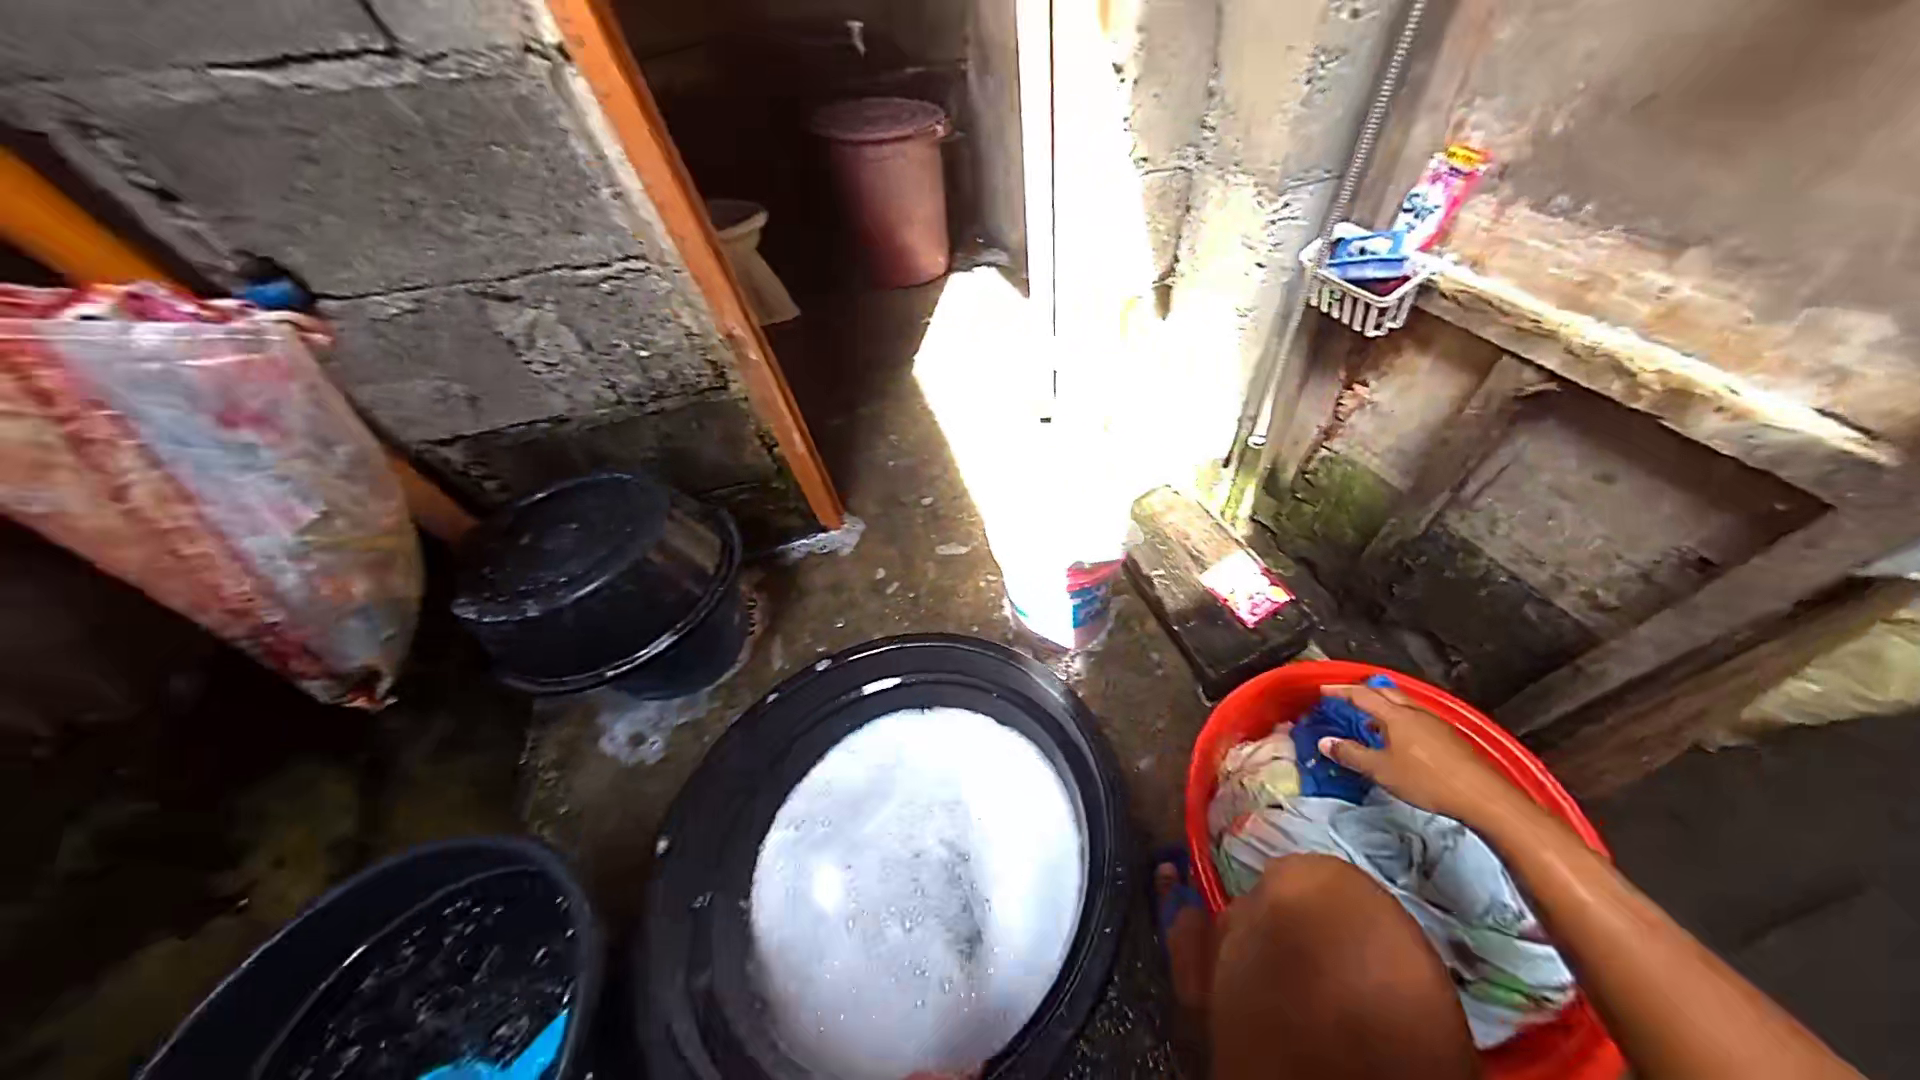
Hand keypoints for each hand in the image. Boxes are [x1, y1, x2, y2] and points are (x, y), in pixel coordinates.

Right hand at [1315, 683, 1526, 824]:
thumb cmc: (1428, 781)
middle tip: (1347, 697)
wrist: (1484, 798)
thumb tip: (1326, 743)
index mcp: (1395, 716)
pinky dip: (1400, 719)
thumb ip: (1350, 754)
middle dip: (1364, 691)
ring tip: (1371, 718)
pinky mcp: (1449, 737)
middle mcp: (1415, 713)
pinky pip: (1417, 717)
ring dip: (1383, 705)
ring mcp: (1435, 723)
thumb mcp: (1380, 770)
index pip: (1362, 695)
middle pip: (1386, 691)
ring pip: (1403, 704)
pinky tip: (1399, 738)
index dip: (1341, 691)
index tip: (1325, 690)